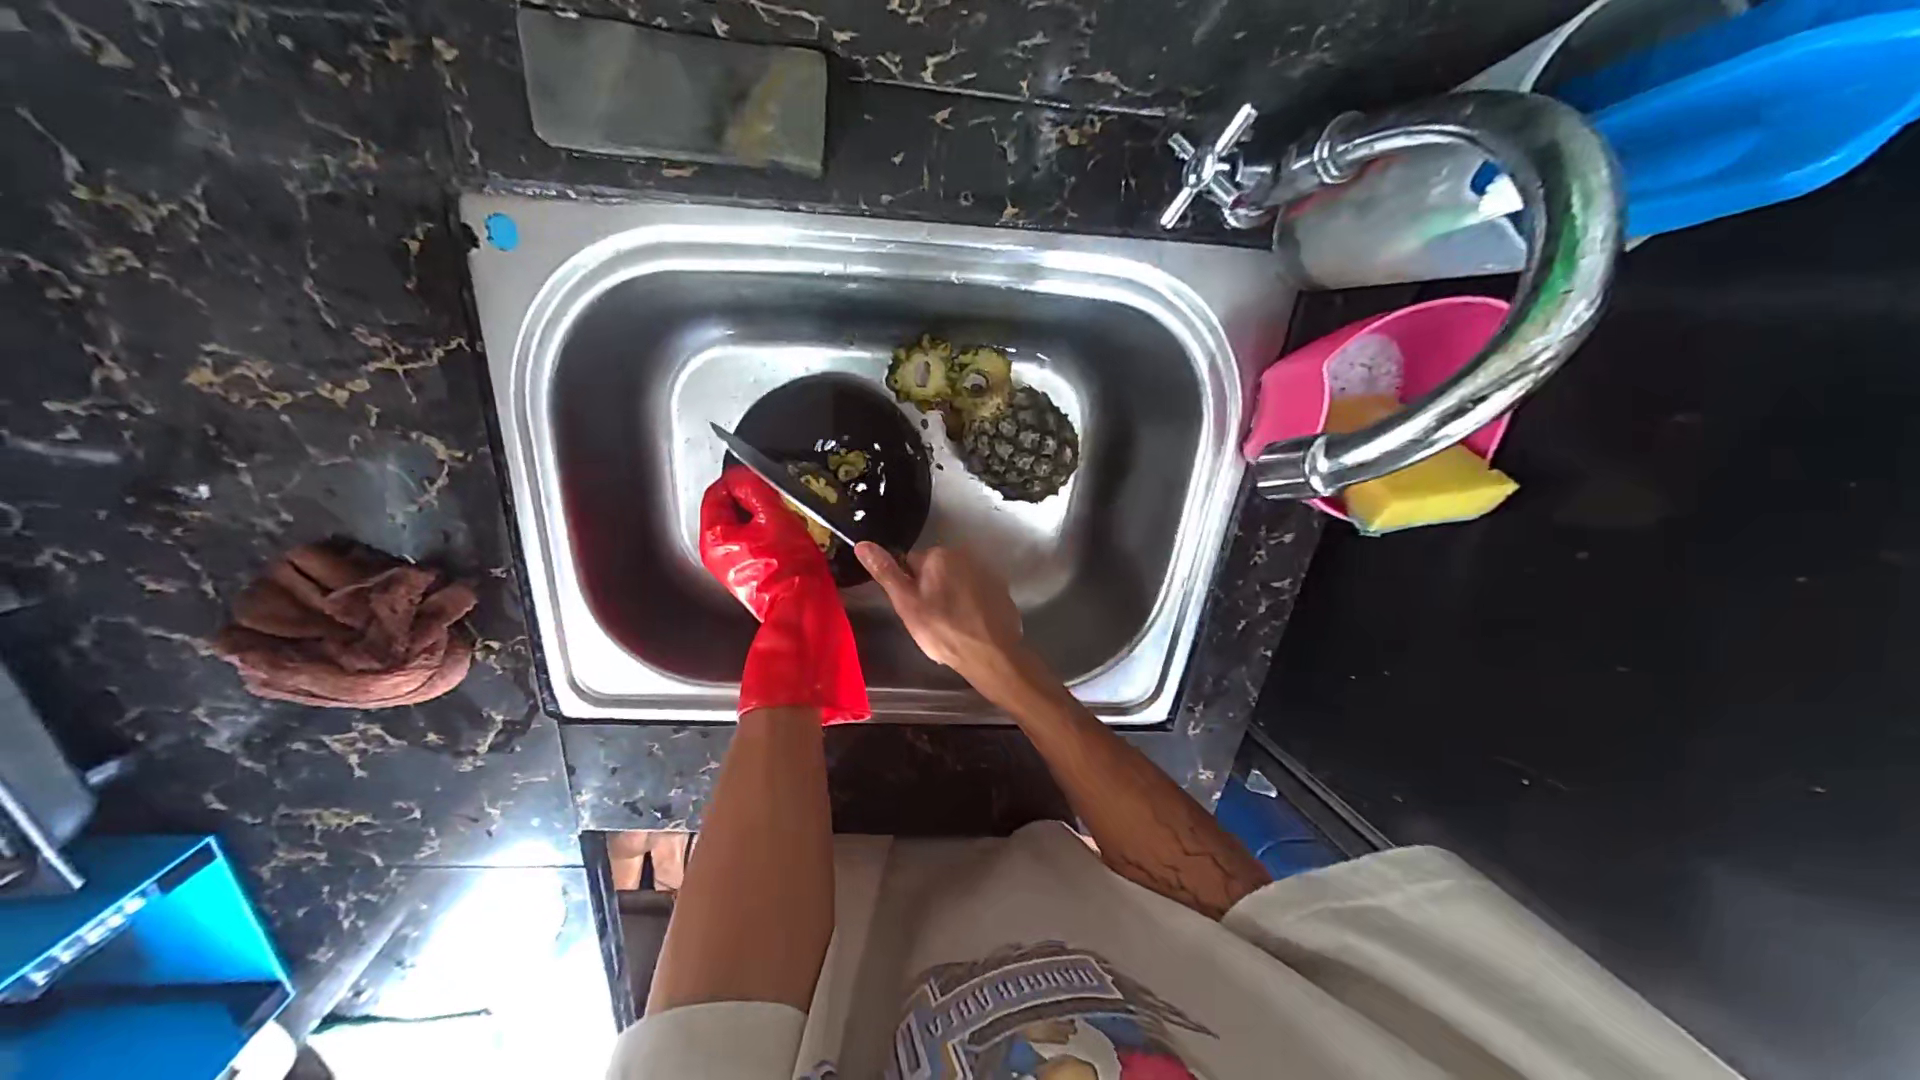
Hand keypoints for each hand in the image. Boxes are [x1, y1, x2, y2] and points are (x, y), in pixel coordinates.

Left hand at [699, 465, 832, 620]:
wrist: (803, 606)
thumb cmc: (789, 569)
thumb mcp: (774, 516)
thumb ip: (754, 489)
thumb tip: (742, 476)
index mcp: (713, 537)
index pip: (717, 493)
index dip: (739, 480)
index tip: (758, 478)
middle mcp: (716, 555)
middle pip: (729, 512)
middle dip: (752, 502)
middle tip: (776, 501)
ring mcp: (732, 569)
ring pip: (743, 530)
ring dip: (763, 521)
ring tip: (785, 523)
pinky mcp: (750, 578)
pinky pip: (754, 547)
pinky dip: (768, 539)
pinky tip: (787, 542)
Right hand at [854, 543, 1023, 683]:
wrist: (989, 653)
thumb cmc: (941, 629)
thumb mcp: (906, 603)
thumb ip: (886, 572)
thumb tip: (862, 544)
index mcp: (939, 555)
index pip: (911, 562)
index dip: (909, 587)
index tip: (914, 608)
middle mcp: (965, 555)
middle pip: (936, 569)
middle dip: (931, 589)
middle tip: (930, 618)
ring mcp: (987, 572)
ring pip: (957, 581)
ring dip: (952, 595)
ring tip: (951, 623)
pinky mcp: (1001, 589)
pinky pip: (977, 592)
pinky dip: (972, 603)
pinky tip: (970, 623)